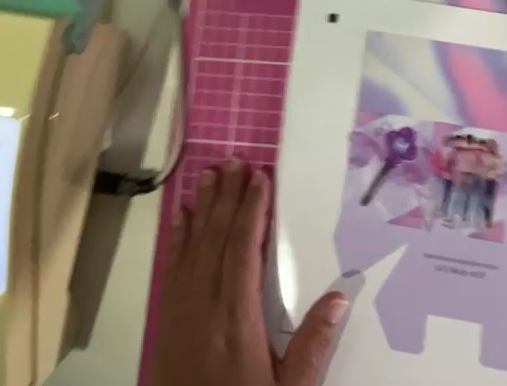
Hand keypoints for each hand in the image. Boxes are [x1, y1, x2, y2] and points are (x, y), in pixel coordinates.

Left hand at [149, 159, 349, 385]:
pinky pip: (172, 269)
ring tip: (207, 175)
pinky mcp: (166, 323)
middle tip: (233, 160)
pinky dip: (177, 238)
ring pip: (191, 247)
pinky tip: (181, 218)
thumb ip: (312, 346)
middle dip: (225, 197)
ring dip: (200, 209)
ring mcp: (180, 313)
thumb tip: (341, 296)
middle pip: (215, 239)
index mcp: (236, 319)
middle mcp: (204, 306)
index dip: (252, 211)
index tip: (259, 178)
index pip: (244, 250)